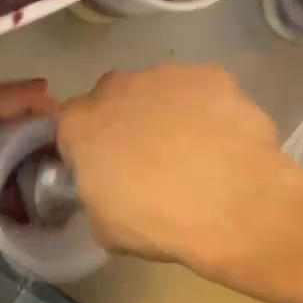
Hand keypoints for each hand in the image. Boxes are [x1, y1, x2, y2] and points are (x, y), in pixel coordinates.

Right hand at [57, 65, 302, 302]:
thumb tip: (107, 190)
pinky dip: (207, 111)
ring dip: (167, 115)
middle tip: (148, 161)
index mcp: (80, 124)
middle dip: (125, 123)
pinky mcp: (212, 75)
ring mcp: (166, 76)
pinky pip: (201, 92)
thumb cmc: (155, 222)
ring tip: (193, 153)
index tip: (104, 170)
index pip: (70, 126)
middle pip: (113, 100)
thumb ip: (95, 195)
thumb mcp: (103, 226)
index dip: (86, 148)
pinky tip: (222, 143)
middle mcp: (116, 88)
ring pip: (158, 92)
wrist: (233, 207)